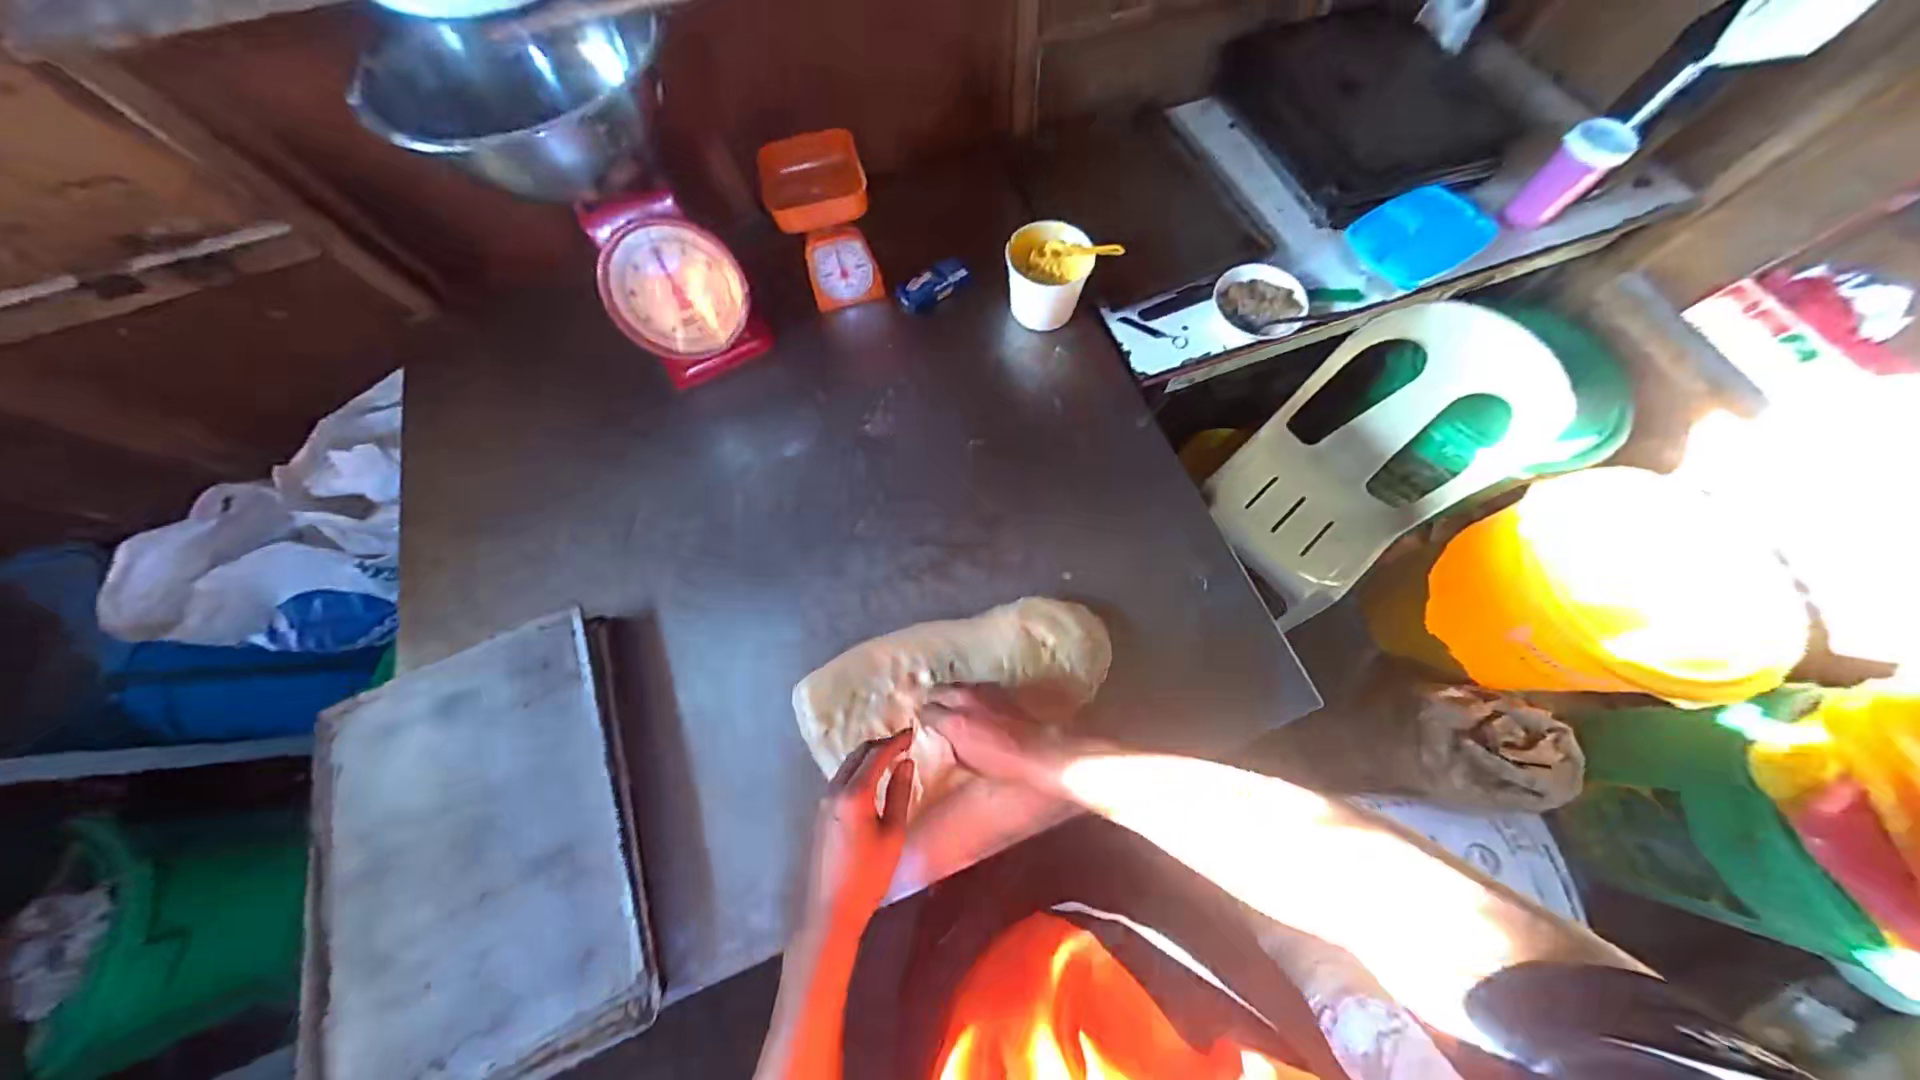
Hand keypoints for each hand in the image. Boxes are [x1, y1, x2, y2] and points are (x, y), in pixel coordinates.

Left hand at [803, 729, 916, 929]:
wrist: (829, 911)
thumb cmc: (868, 875)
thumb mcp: (893, 834)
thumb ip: (899, 793)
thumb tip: (905, 763)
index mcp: (853, 794)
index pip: (876, 755)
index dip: (896, 741)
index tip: (912, 732)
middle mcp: (834, 790)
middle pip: (858, 753)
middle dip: (881, 744)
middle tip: (903, 742)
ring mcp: (823, 800)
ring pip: (847, 764)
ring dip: (868, 756)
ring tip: (891, 757)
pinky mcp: (820, 812)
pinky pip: (841, 777)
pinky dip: (858, 769)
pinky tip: (871, 778)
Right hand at [920, 684, 1079, 791]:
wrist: (1038, 748)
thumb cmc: (1003, 764)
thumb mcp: (969, 760)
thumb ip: (952, 744)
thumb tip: (945, 738)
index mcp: (954, 721)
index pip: (926, 711)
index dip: (926, 719)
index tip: (929, 725)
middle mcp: (964, 699)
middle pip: (937, 691)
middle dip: (934, 701)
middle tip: (937, 712)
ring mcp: (981, 690)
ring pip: (956, 685)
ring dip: (952, 694)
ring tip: (955, 706)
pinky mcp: (997, 688)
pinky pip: (975, 686)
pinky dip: (970, 693)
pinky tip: (976, 704)